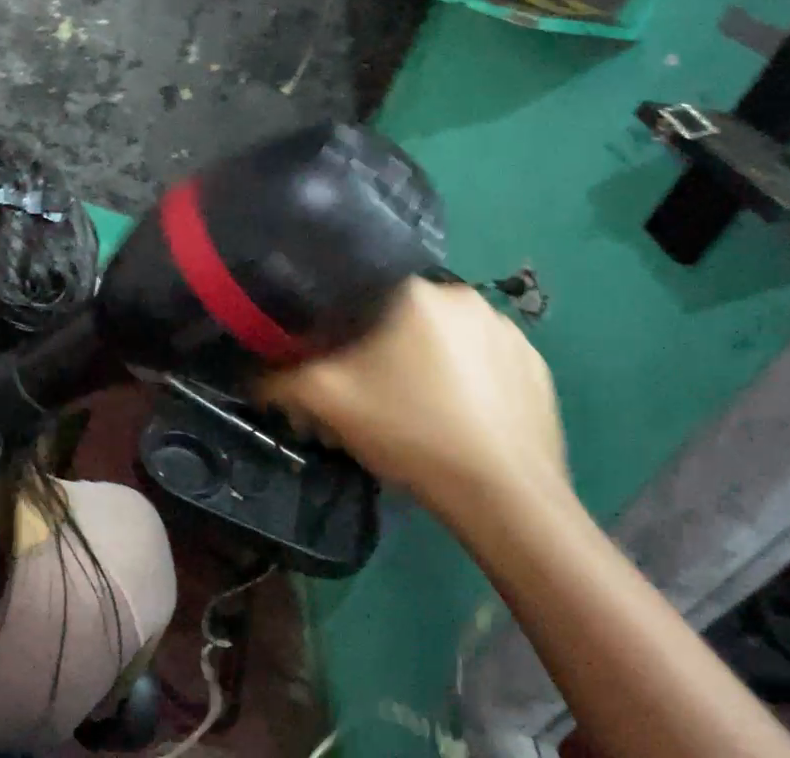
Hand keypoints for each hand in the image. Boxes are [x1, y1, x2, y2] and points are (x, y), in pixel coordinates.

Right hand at [258, 279, 566, 511]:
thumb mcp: (323, 402)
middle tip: (360, 393)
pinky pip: (481, 364)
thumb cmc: (410, 432)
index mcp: (417, 292)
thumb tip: (252, 378)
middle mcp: (469, 298)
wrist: (504, 497)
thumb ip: (277, 379)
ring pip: (440, 341)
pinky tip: (448, 419)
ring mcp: (511, 334)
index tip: (324, 366)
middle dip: (374, 351)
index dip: (332, 330)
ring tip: (406, 409)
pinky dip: (459, 383)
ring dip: (417, 364)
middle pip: (398, 318)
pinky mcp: (538, 370)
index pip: (355, 295)